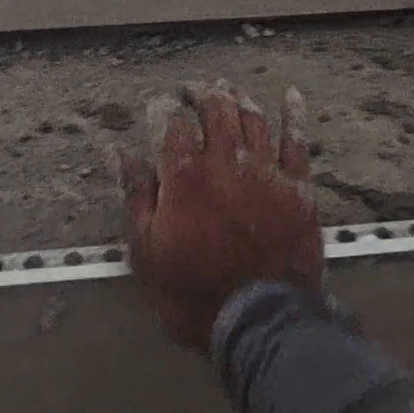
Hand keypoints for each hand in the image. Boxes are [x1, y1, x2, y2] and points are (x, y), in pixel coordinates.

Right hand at [115, 82, 322, 352]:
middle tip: (193, 89)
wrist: (261, 323)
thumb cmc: (192, 292)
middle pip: (215, 110)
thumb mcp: (146, 250)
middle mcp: (225, 162)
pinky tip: (291, 95)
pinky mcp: (298, 188)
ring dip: (238, 98)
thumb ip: (134, 194)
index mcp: (184, 174)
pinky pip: (296, 140)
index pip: (171, 122)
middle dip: (201, 94)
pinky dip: (293, 115)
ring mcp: (266, 172)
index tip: (157, 105)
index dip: (163, 108)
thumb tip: (115, 152)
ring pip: (252, 118)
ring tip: (227, 89)